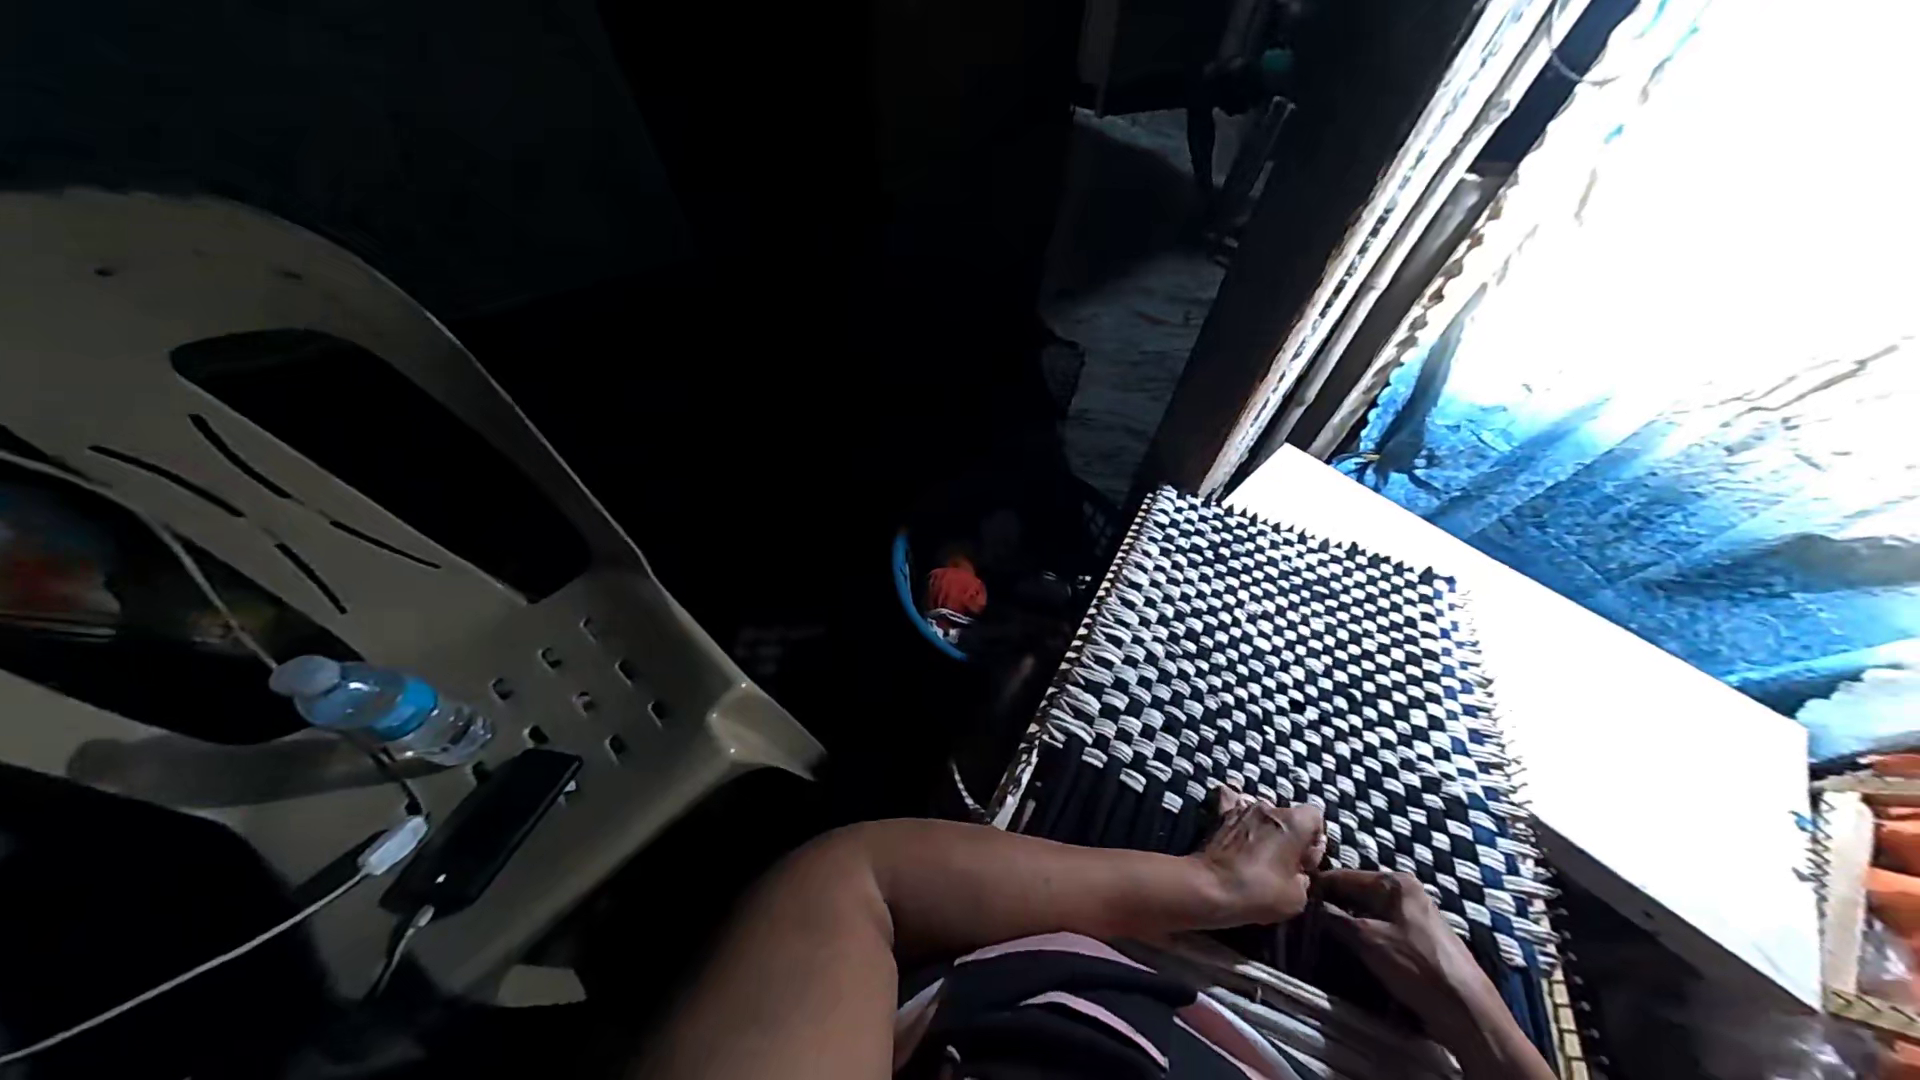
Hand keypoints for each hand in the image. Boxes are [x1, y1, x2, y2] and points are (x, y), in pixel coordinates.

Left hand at [1192, 790, 1325, 925]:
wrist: (1211, 886)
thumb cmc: (1261, 891)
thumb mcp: (1299, 895)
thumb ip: (1305, 874)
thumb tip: (1297, 868)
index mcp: (1292, 821)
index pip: (1315, 817)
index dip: (1314, 840)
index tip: (1305, 861)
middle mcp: (1267, 806)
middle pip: (1288, 816)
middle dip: (1290, 836)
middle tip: (1284, 863)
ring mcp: (1241, 808)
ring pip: (1264, 815)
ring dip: (1267, 831)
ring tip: (1260, 856)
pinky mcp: (1221, 815)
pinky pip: (1236, 808)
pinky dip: (1241, 818)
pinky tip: (1240, 833)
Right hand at [1317, 870, 1506, 1038]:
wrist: (1471, 1017)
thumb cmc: (1417, 968)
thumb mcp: (1367, 940)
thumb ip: (1335, 918)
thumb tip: (1309, 904)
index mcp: (1396, 883)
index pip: (1344, 876)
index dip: (1320, 887)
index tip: (1296, 896)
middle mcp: (1408, 893)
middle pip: (1358, 893)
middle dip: (1335, 905)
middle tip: (1309, 918)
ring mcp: (1417, 916)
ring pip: (1370, 912)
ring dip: (1350, 923)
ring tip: (1327, 934)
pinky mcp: (1422, 940)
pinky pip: (1384, 928)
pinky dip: (1367, 935)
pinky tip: (1354, 949)